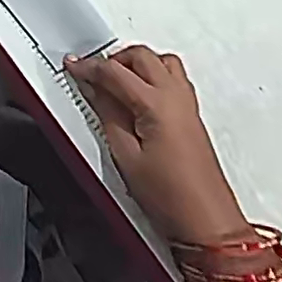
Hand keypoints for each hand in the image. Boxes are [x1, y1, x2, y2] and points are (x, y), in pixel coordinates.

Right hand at [66, 44, 249, 243]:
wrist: (207, 226)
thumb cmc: (172, 197)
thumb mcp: (124, 155)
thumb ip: (106, 114)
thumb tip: (94, 91)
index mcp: (156, 105)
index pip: (114, 71)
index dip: (88, 67)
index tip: (73, 67)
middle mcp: (176, 98)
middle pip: (141, 56)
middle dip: (113, 59)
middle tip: (92, 73)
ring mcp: (188, 106)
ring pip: (161, 62)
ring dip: (137, 63)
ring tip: (115, 79)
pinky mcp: (192, 116)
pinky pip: (173, 78)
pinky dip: (153, 74)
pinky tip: (138, 92)